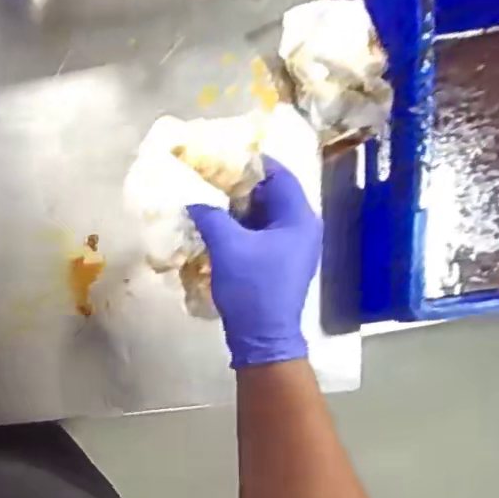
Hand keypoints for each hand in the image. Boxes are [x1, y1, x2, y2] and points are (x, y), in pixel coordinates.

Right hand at [188, 157, 322, 368]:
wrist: (263, 337)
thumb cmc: (251, 289)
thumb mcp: (227, 249)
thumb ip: (212, 219)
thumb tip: (195, 201)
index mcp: (299, 218)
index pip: (279, 176)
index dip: (252, 165)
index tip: (224, 160)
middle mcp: (302, 229)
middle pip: (272, 197)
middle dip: (241, 190)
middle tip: (211, 185)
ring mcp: (293, 250)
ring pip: (265, 219)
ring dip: (238, 213)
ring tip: (210, 209)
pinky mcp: (280, 267)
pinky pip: (261, 238)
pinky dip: (241, 232)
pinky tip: (219, 235)